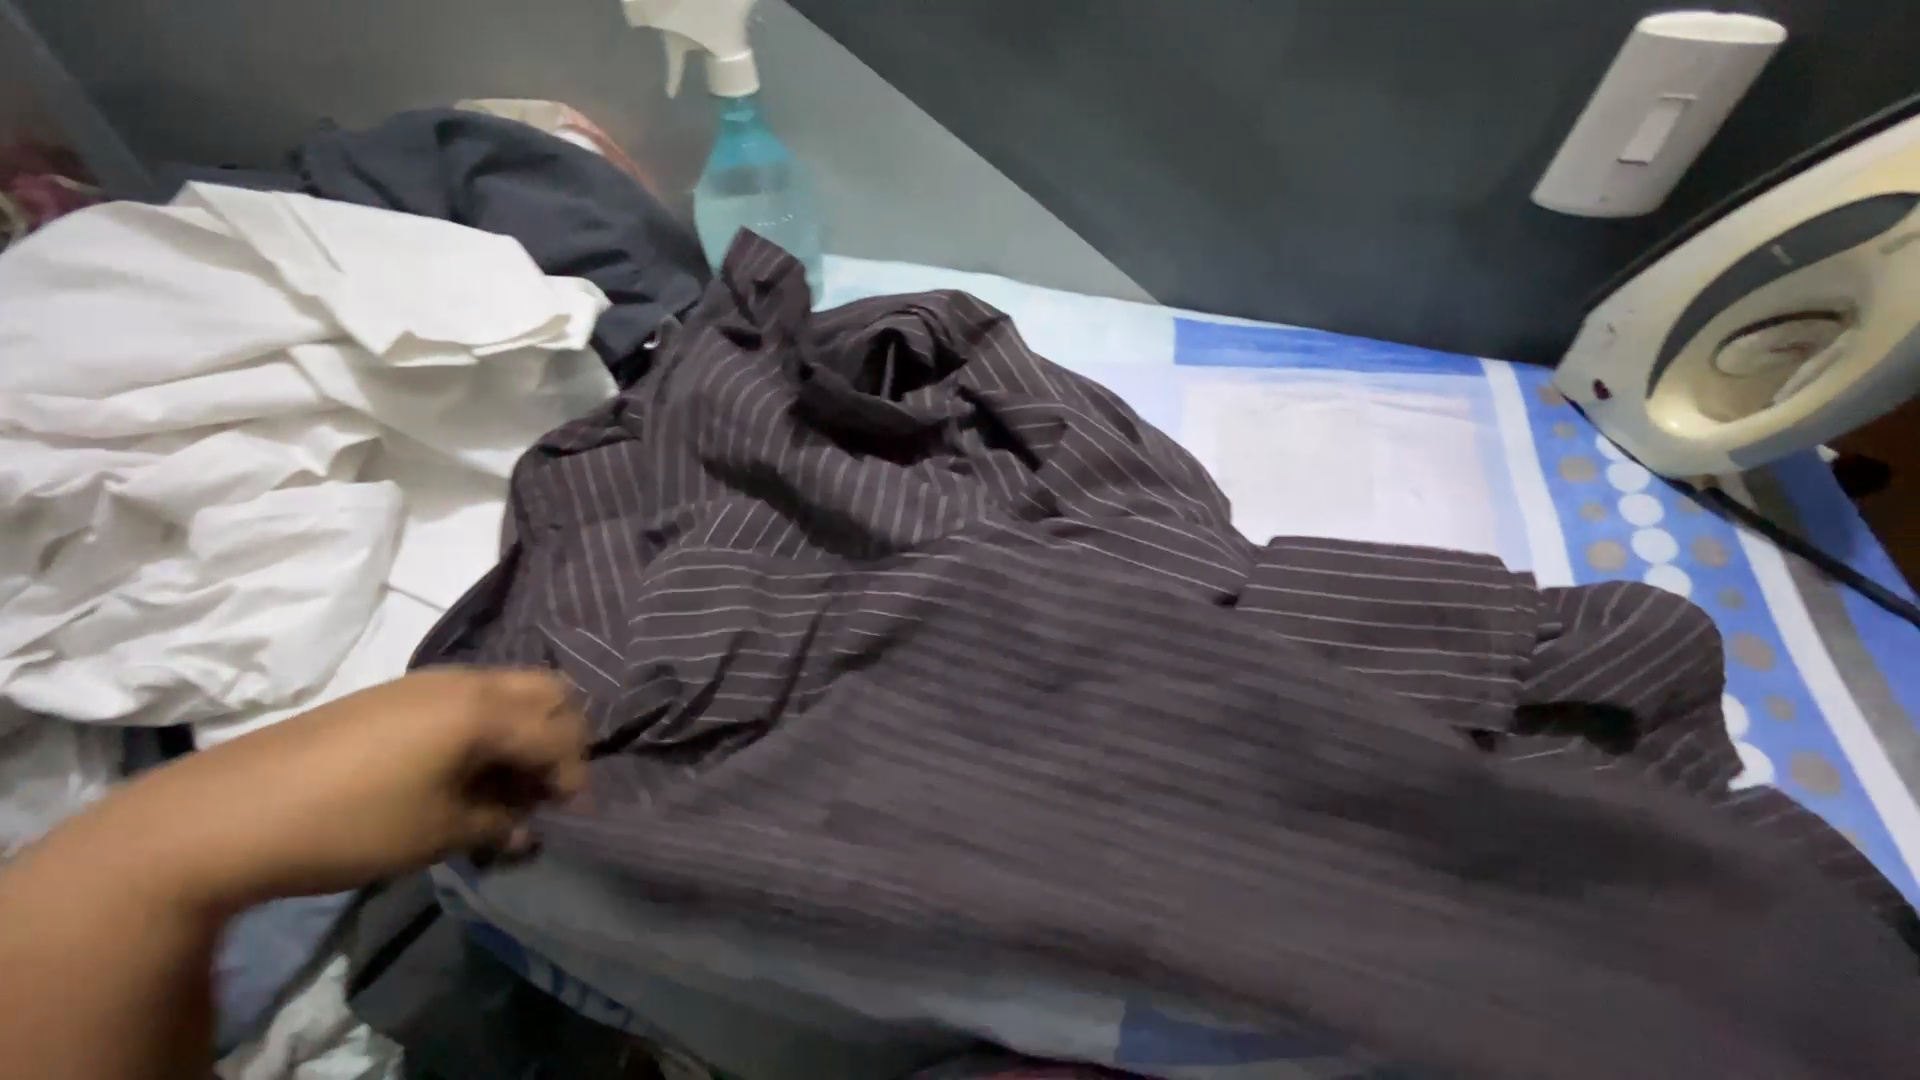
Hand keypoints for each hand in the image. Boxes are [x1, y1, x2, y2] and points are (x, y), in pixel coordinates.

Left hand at [93, 669, 588, 911]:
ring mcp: (427, 682)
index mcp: (483, 710)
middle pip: (549, 690)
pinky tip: (464, 768)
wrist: (221, 815)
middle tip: (548, 784)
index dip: (574, 776)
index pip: (560, 734)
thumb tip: (527, 827)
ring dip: (525, 728)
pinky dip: (490, 724)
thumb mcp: (437, 833)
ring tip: (506, 780)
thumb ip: (499, 823)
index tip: (568, 816)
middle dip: (562, 734)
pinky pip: (471, 695)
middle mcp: (466, 682)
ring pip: (510, 688)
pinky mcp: (395, 694)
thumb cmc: (349, 825)